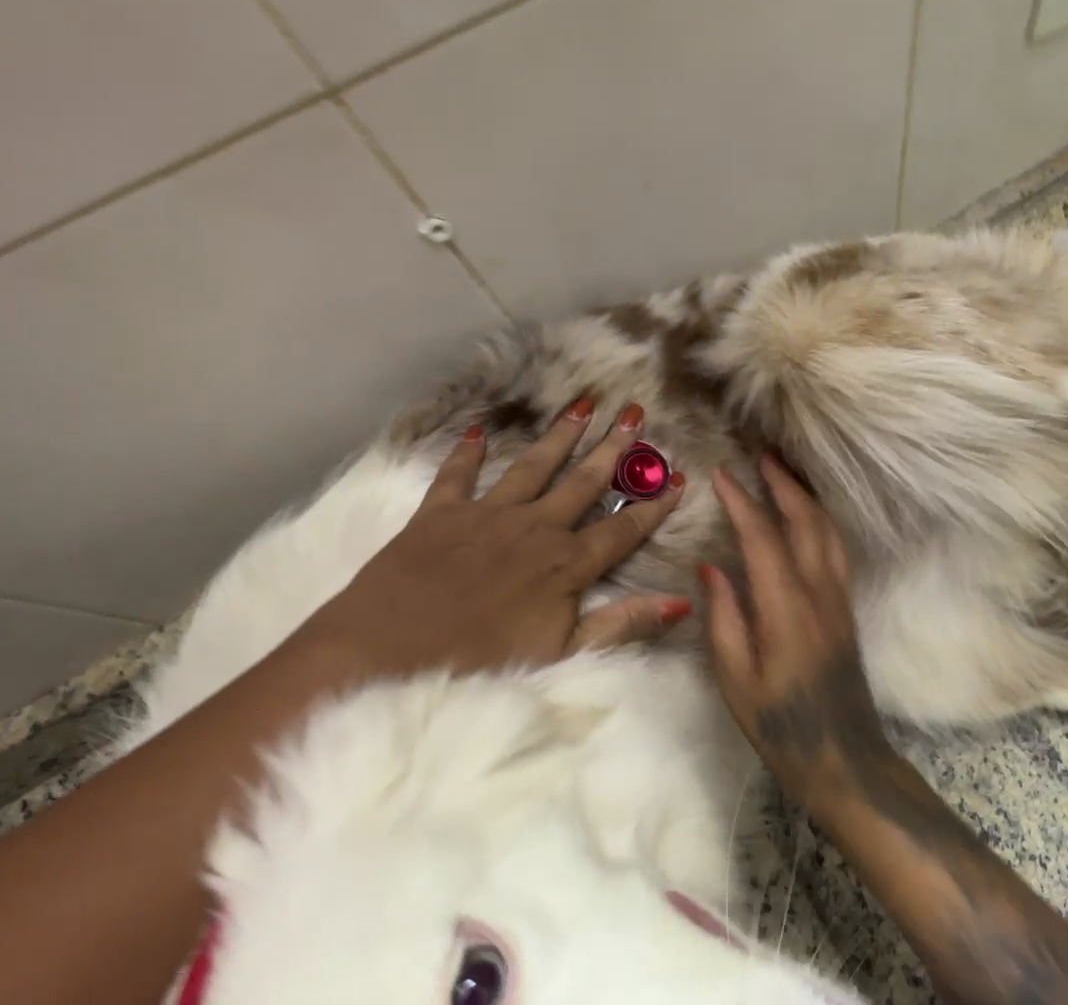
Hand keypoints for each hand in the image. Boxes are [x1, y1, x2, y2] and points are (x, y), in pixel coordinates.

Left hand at [293, 400, 688, 680]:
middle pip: (583, 482)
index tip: (679, 476)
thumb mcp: (561, 652)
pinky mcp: (440, 513)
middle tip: (635, 413)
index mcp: (567, 565)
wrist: (385, 653)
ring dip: (560, 436)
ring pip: (534, 466)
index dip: (654, 505)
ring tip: (582, 405)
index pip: (623, 529)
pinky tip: (478, 430)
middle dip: (613, 449)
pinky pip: (458, 474)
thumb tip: (682, 602)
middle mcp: (535, 528)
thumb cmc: (478, 662)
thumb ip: (623, 623)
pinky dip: (468, 452)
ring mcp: (487, 515)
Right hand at [700, 457, 893, 806]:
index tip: (723, 474)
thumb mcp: (736, 679)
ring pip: (828, 531)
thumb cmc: (779, 724)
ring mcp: (838, 597)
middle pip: (805, 521)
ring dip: (807, 497)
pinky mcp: (847, 607)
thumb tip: (710, 566)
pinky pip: (838, 549)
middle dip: (783, 484)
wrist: (841, 754)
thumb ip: (724, 619)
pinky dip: (822, 520)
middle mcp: (819, 591)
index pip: (763, 538)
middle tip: (762, 454)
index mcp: (786, 607)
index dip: (743, 502)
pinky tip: (810, 516)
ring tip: (786, 473)